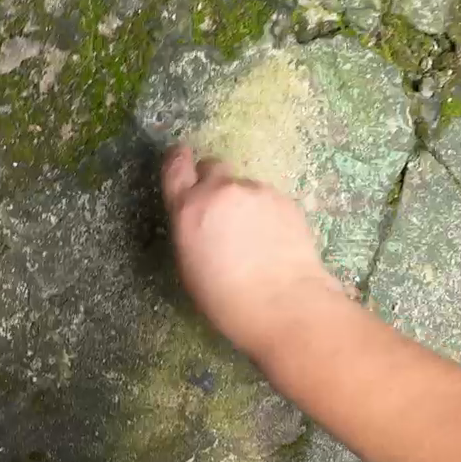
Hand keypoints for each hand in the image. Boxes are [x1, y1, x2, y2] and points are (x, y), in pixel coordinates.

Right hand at [161, 145, 345, 358]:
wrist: (281, 302)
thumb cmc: (224, 298)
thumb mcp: (189, 265)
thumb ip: (191, 230)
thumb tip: (201, 220)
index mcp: (188, 209)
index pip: (176, 166)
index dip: (178, 160)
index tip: (181, 159)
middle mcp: (220, 191)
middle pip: (212, 166)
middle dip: (212, 182)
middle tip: (220, 210)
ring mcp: (256, 191)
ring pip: (243, 186)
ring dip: (243, 202)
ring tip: (253, 237)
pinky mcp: (284, 199)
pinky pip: (268, 199)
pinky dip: (266, 213)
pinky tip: (273, 241)